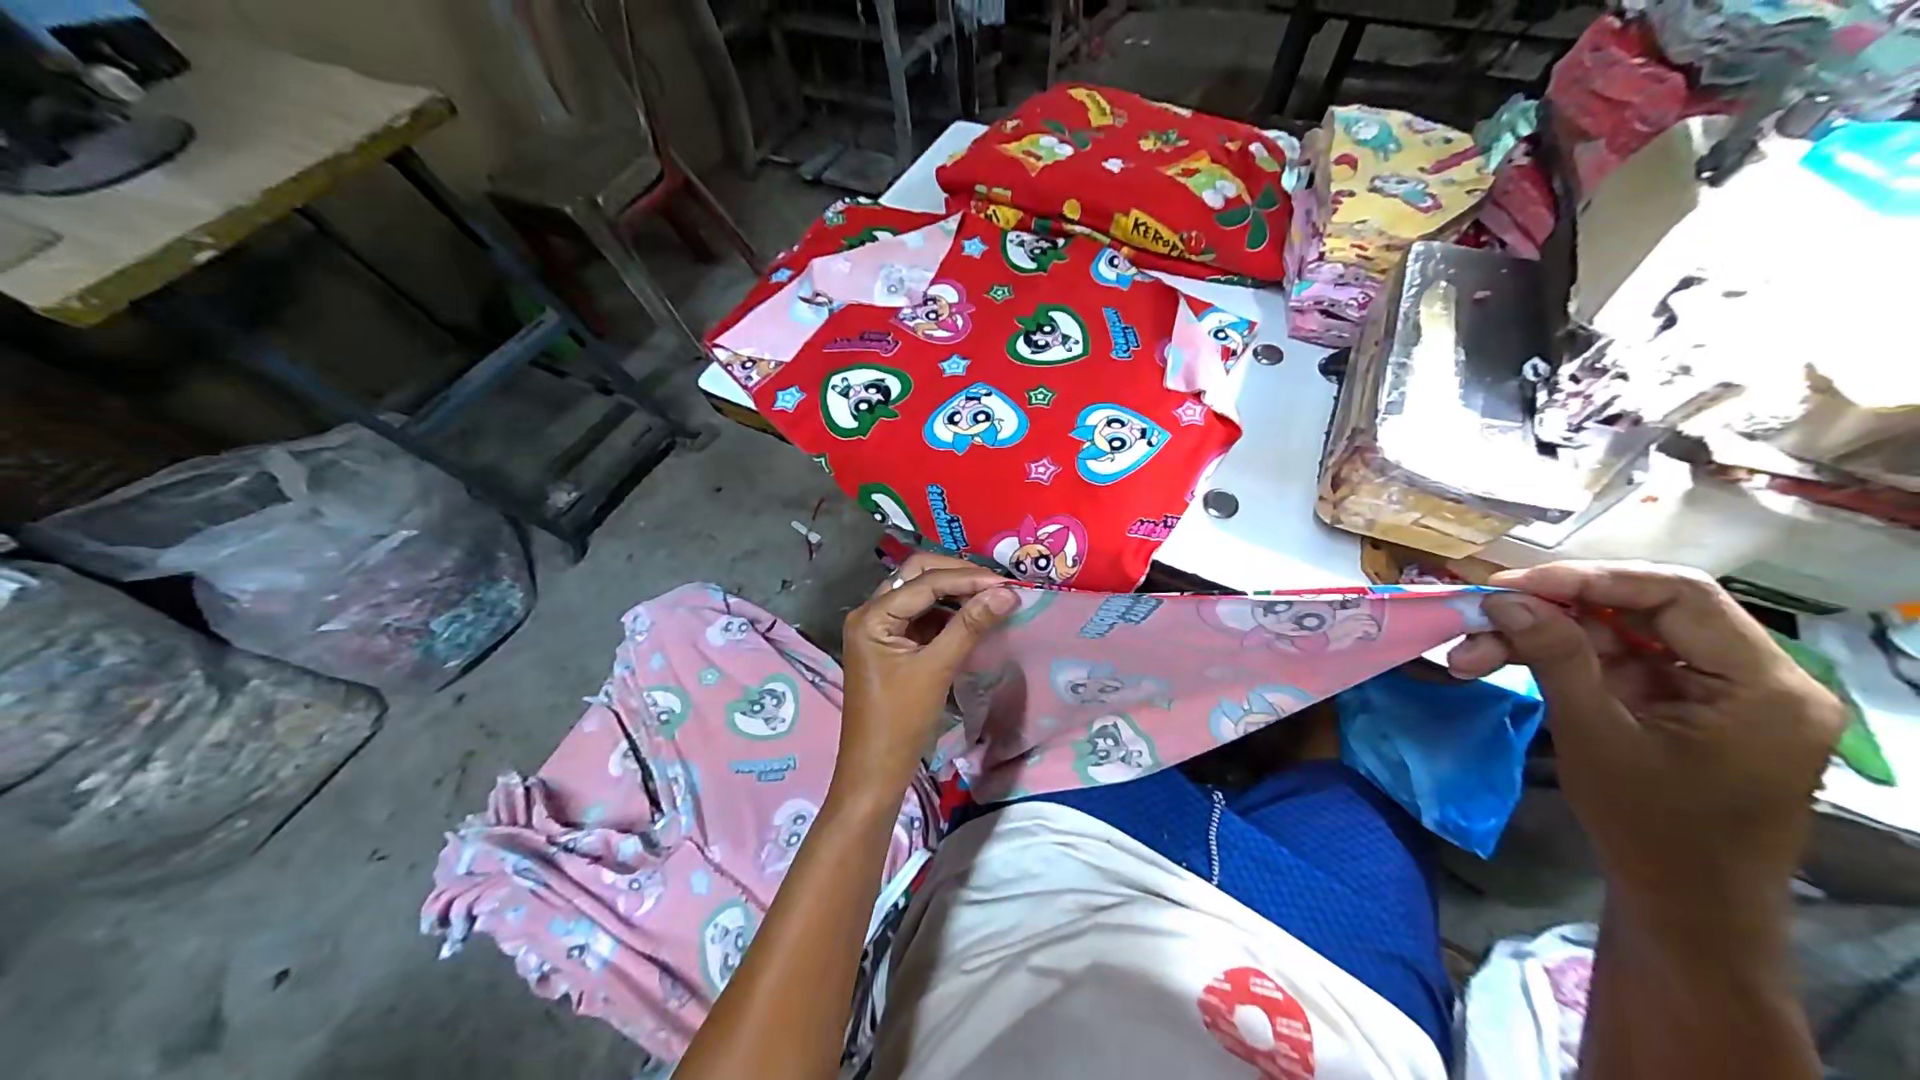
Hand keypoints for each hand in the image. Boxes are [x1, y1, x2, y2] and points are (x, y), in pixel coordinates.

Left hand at [834, 553, 1016, 806]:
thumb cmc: (901, 721)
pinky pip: (920, 616)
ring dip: (953, 593)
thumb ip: (970, 626)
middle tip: (996, 586)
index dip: (967, 578)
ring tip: (990, 598)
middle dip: (957, 576)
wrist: (875, 770)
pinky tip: (972, 618)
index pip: (924, 581)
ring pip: (919, 594)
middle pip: (917, 576)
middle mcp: (870, 613)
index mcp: (872, 615)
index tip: (1007, 585)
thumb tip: (1007, 593)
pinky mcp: (890, 644)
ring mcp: (879, 628)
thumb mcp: (937, 669)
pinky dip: (946, 613)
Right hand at [1447, 561, 1844, 918]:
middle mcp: (1760, 678)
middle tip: (1484, 615)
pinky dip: (1564, 661)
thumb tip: (1504, 599)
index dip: (1589, 579)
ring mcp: (1723, 693)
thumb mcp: (1595, 735)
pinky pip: (1623, 664)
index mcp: (1766, 686)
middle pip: (1647, 612)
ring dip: (1546, 639)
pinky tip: (1507, 663)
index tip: (1512, 584)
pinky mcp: (1691, 707)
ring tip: (1474, 654)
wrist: (1685, 907)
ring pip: (1623, 636)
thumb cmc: (1650, 828)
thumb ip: (1556, 657)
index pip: (1679, 596)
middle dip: (1555, 611)